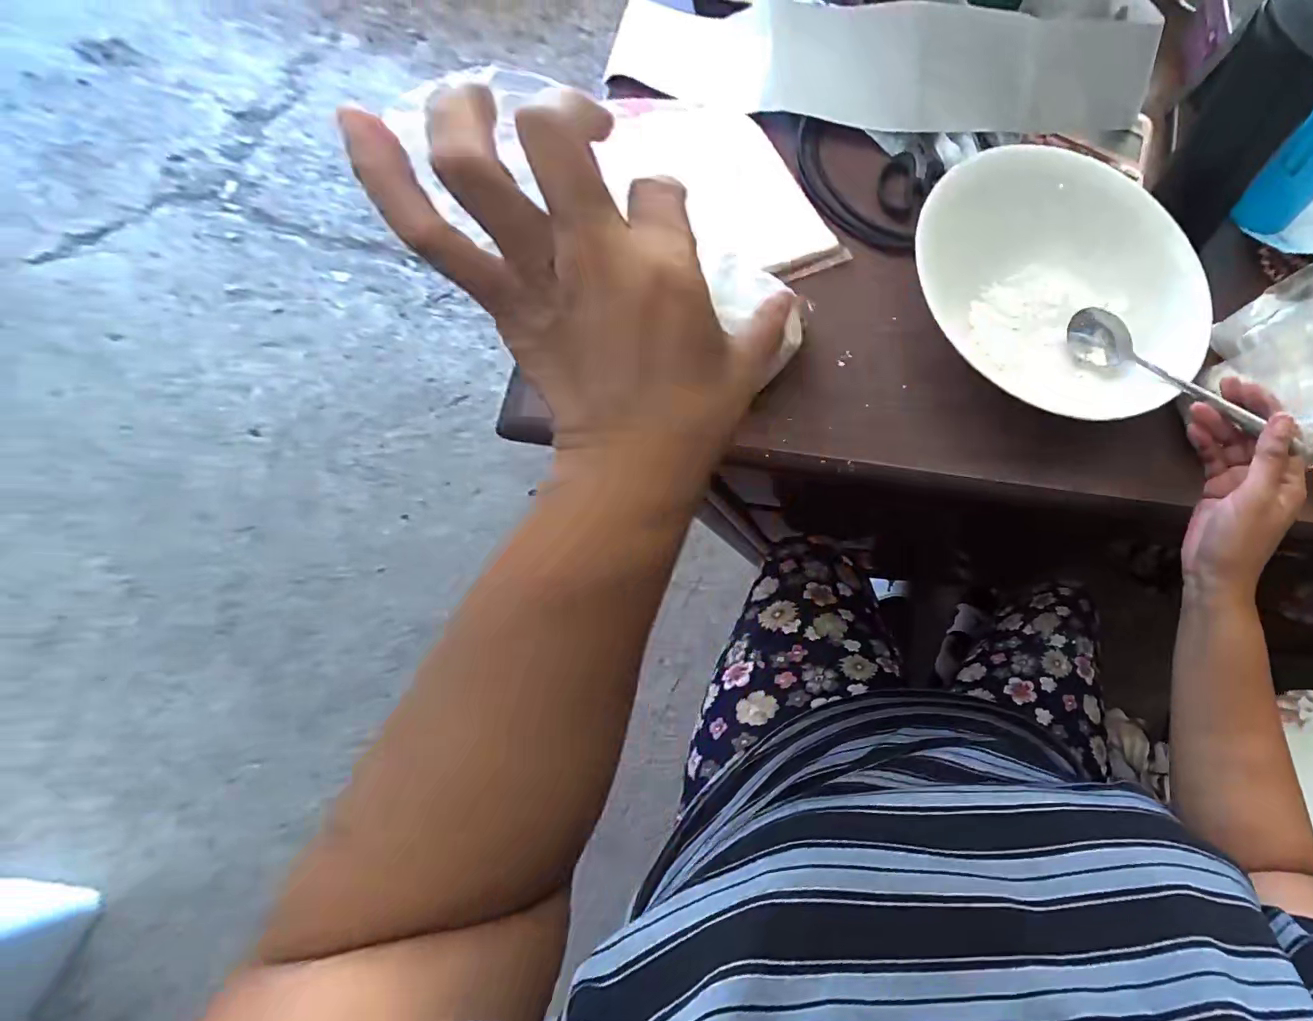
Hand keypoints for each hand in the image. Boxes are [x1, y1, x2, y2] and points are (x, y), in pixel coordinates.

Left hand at [336, 85, 793, 490]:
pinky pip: (429, 233)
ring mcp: (538, 269)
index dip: (666, 193)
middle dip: (565, 114)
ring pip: (475, 168)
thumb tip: (785, 299)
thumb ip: (768, 322)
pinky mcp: (501, 297)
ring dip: (461, 115)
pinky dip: (383, 177)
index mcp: (665, 263)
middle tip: (580, 126)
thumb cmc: (699, 412)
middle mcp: (594, 249)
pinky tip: (354, 122)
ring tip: (470, 95)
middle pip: (554, 140)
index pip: (660, 188)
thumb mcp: (750, 364)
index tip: (668, 213)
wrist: (636, 460)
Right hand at [1182, 377, 1308, 596]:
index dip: (1266, 407)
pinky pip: (1213, 457)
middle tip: (1219, 386)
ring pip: (1230, 443)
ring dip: (1216, 424)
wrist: (1211, 576)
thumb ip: (1270, 457)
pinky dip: (1204, 443)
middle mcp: (1267, 475)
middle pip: (1254, 433)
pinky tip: (1193, 429)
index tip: (1244, 388)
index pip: (1282, 433)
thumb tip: (1285, 418)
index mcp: (1287, 479)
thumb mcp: (1257, 497)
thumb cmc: (1239, 541)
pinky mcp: (1217, 487)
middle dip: (1238, 410)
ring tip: (1195, 408)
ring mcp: (1240, 481)